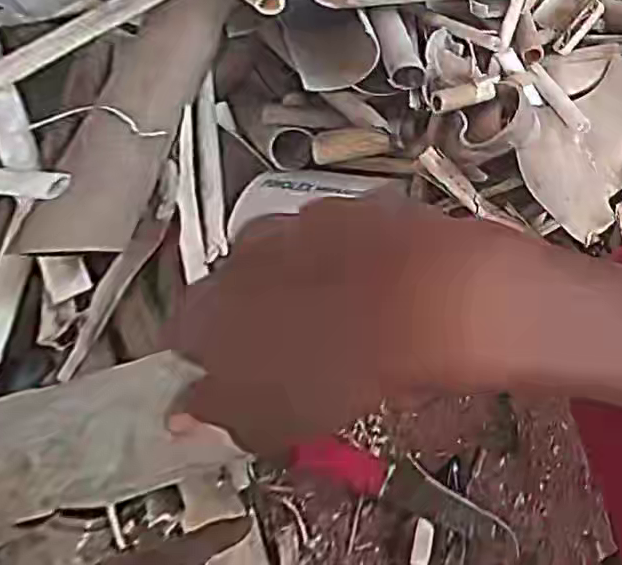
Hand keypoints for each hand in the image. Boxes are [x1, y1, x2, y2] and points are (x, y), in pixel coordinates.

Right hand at [164, 190, 531, 455]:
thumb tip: (197, 409)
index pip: (184, 328)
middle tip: (294, 344)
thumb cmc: (356, 358)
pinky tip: (379, 282)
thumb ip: (219, 410)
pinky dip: (355, 251)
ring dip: (308, 275)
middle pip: (240, 281)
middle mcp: (255, 247)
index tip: (229, 369)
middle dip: (260, 307)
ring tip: (345, 313)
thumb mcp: (274, 417)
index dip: (208, 352)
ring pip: (293, 250)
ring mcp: (312, 218)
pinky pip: (346, 231)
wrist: (437, 298)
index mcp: (213, 305)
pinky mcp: (362, 203)